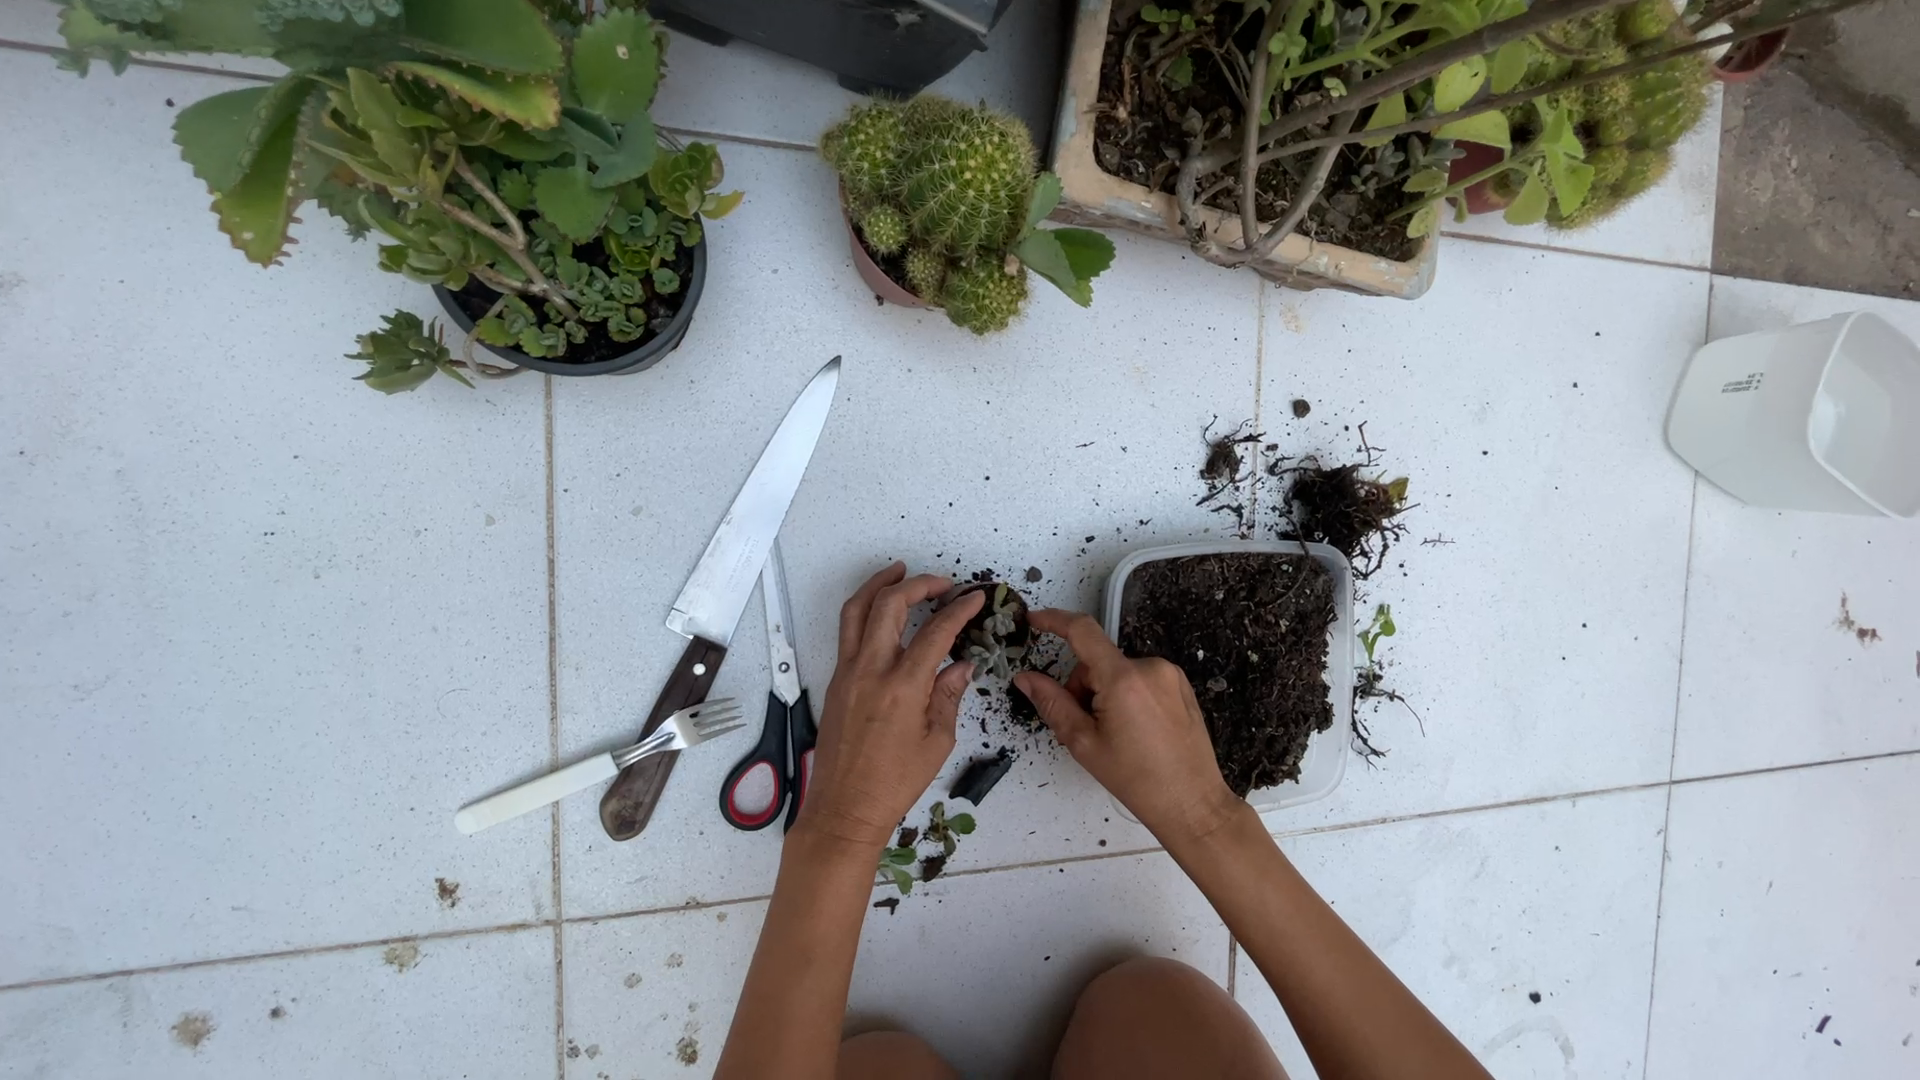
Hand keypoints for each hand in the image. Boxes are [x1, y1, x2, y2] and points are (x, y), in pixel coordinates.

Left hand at [797, 562, 983, 849]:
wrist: (845, 808)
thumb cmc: (895, 782)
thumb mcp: (937, 741)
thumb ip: (948, 695)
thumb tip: (961, 665)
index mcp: (902, 686)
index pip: (936, 632)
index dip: (959, 610)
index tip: (975, 598)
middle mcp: (870, 670)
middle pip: (890, 605)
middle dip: (918, 584)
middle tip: (942, 583)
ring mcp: (847, 672)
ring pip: (857, 610)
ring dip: (880, 584)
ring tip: (900, 571)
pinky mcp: (835, 680)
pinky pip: (847, 632)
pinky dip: (865, 610)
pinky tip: (882, 611)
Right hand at [1013, 609, 1239, 844]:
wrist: (1192, 804)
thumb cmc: (1136, 779)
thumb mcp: (1084, 743)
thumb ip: (1052, 703)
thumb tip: (1024, 678)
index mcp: (1123, 679)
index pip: (1082, 631)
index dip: (1053, 620)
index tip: (1032, 621)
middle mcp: (1150, 666)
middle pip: (1097, 661)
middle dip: (1082, 687)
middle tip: (1084, 727)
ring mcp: (1170, 674)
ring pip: (1117, 671)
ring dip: (1105, 692)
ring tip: (1113, 734)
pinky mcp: (1181, 685)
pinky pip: (1140, 678)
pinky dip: (1127, 695)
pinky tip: (1135, 729)